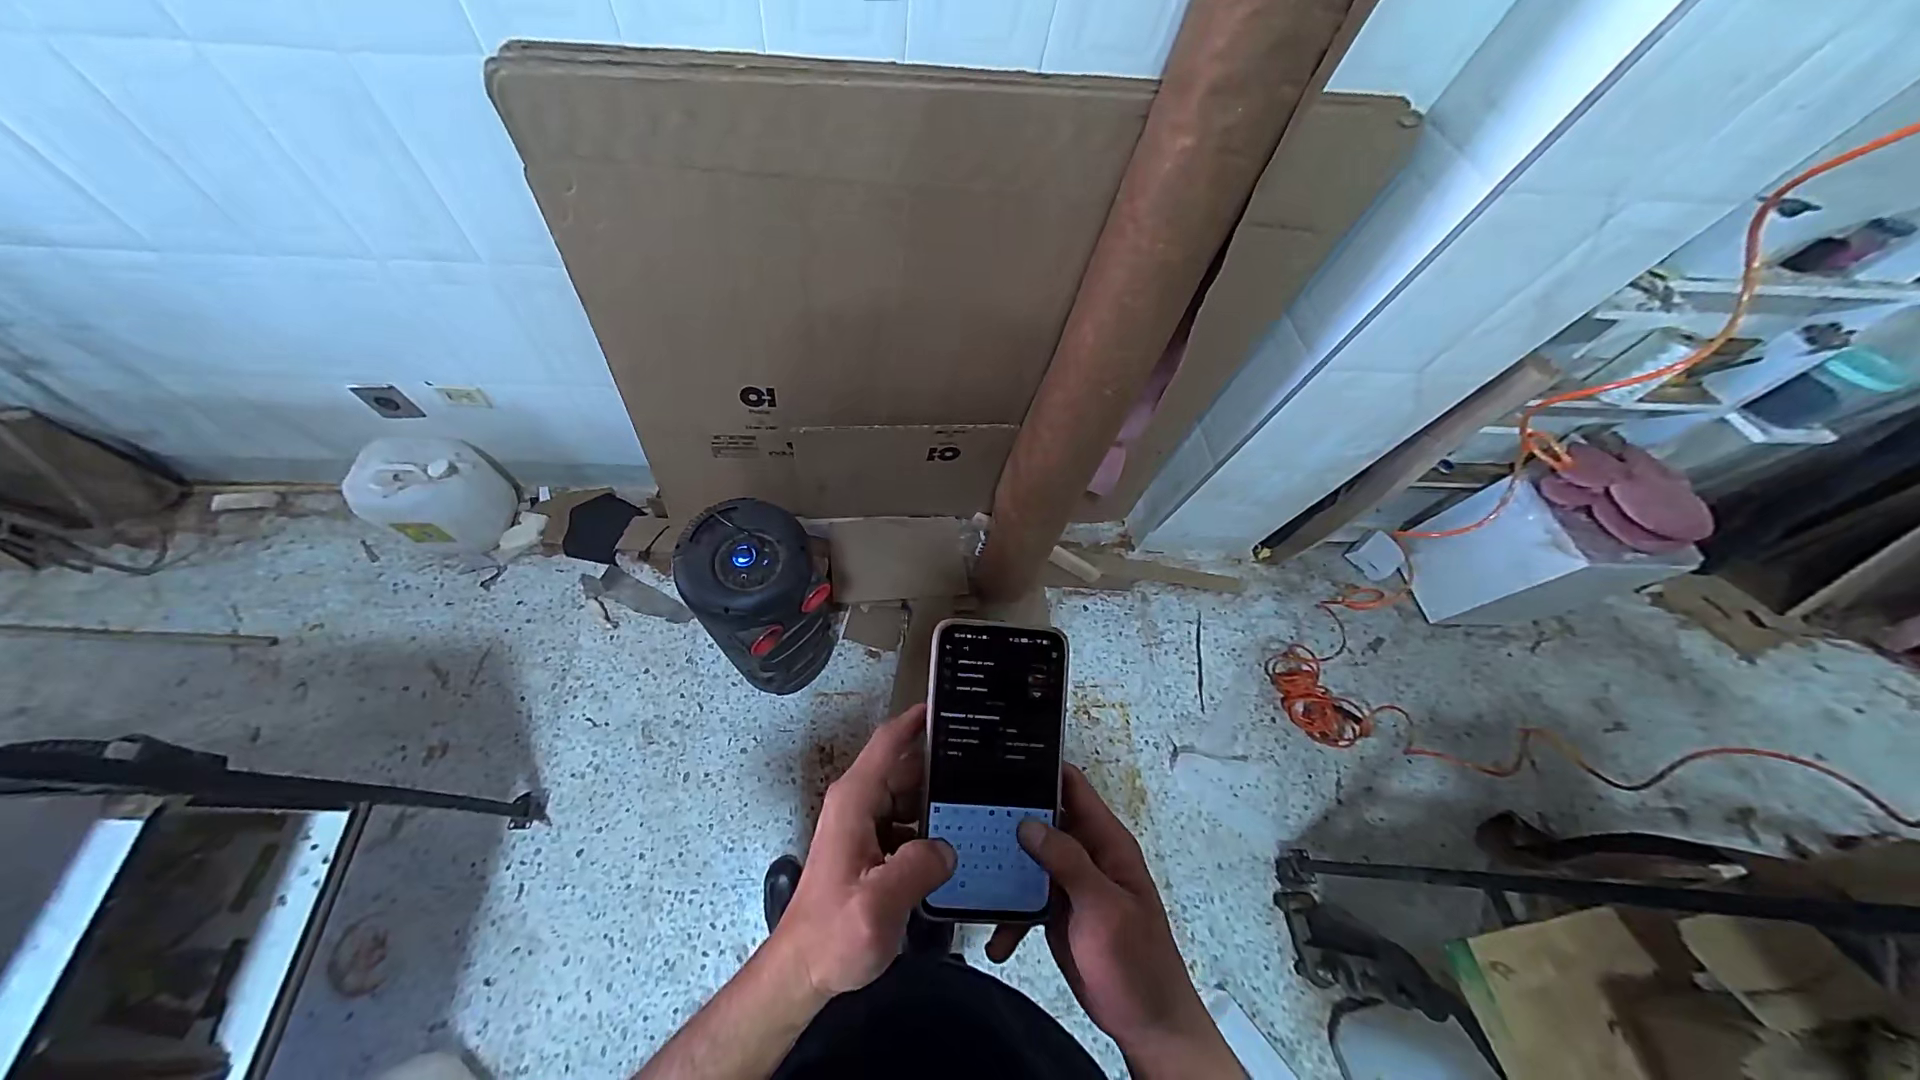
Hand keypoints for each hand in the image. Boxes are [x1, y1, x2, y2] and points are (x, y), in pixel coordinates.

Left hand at [763, 705, 954, 1001]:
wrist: (803, 970)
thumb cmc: (832, 936)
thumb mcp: (879, 905)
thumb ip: (917, 868)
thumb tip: (947, 847)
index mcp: (856, 801)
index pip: (889, 742)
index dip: (917, 718)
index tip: (949, 703)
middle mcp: (860, 803)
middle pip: (907, 767)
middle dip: (943, 763)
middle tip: (989, 762)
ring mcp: (865, 824)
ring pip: (911, 794)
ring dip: (940, 797)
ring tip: (982, 797)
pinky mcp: (873, 846)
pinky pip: (909, 820)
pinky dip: (932, 822)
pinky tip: (960, 835)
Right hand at [986, 766, 1239, 1077]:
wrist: (1147, 1025)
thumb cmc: (1135, 961)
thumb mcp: (1103, 907)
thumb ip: (1068, 862)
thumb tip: (1028, 823)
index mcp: (1105, 842)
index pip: (1073, 788)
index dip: (1042, 768)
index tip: (1002, 760)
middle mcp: (1086, 854)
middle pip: (1043, 819)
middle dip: (1011, 816)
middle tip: (968, 811)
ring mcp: (1070, 883)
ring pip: (1029, 857)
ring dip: (1004, 866)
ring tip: (971, 870)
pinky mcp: (1056, 911)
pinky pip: (1025, 897)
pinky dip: (1009, 912)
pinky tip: (996, 937)